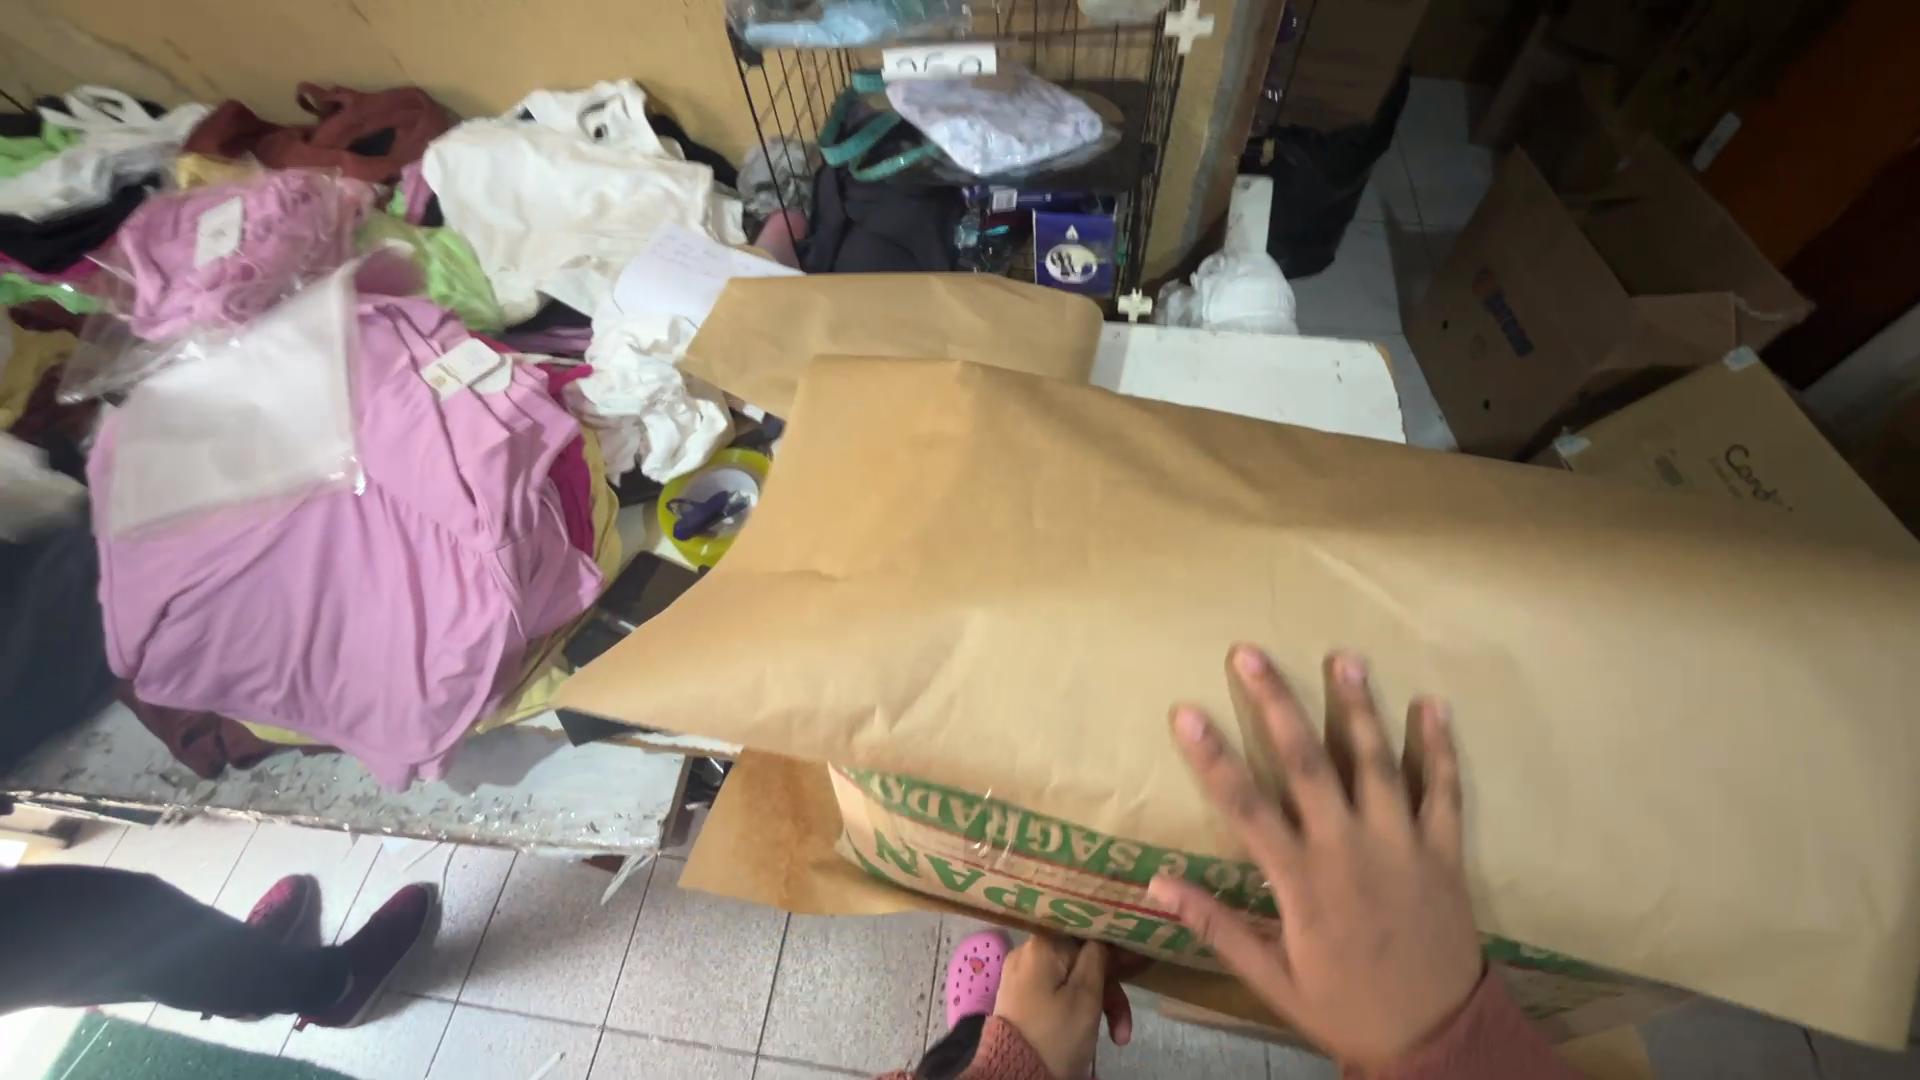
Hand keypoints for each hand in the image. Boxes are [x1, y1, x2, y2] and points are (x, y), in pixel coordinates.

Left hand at [992, 935, 1121, 1077]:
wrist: (1015, 1076)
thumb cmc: (1056, 1035)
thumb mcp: (1086, 998)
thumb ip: (1097, 959)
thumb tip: (1099, 938)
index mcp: (1042, 944)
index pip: (1087, 939)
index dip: (1112, 959)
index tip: (1130, 980)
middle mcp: (1027, 951)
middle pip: (1079, 964)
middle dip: (1106, 994)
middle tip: (1122, 1032)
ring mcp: (1020, 975)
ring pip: (1068, 981)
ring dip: (1094, 1007)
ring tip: (1114, 1038)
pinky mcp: (1018, 997)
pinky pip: (1052, 992)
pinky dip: (1072, 1009)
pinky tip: (1085, 1032)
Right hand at [1148, 647, 1483, 1072]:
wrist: (1445, 1046)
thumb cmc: (1346, 1006)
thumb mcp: (1272, 979)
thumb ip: (1216, 926)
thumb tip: (1156, 885)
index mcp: (1303, 882)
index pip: (1245, 807)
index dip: (1212, 757)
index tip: (1185, 711)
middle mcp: (1350, 851)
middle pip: (1308, 765)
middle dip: (1276, 704)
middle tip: (1251, 654)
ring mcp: (1402, 847)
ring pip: (1378, 765)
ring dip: (1357, 708)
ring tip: (1343, 657)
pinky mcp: (1443, 854)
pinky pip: (1444, 793)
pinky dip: (1440, 749)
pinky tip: (1433, 706)